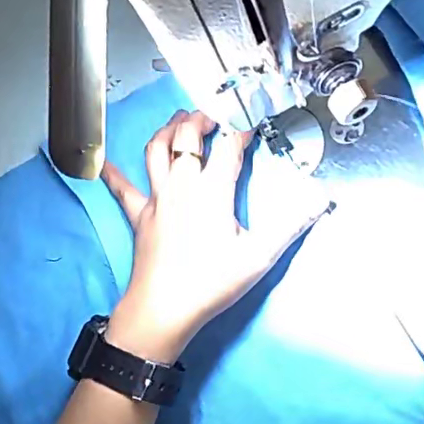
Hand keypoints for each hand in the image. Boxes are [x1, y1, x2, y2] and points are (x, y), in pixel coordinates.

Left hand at [101, 110, 328, 361]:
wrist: (165, 309)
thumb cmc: (210, 282)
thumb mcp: (260, 255)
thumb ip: (291, 224)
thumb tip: (319, 200)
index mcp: (212, 191)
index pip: (228, 147)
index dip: (241, 130)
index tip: (251, 122)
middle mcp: (181, 186)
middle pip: (186, 137)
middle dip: (201, 119)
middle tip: (213, 115)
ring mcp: (157, 199)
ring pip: (156, 150)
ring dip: (168, 130)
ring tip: (178, 121)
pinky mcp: (139, 216)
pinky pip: (122, 187)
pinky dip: (114, 171)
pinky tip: (104, 161)